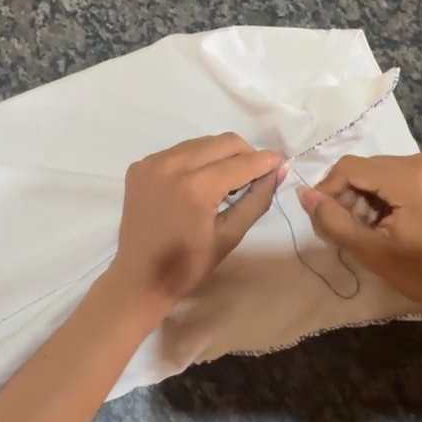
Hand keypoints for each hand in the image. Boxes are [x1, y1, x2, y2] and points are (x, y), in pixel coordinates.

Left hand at [112, 134, 284, 303]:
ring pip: (201, 143)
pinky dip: (195, 160)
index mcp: (196, 186)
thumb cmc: (188, 265)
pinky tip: (198, 183)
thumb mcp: (230, 235)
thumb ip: (257, 199)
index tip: (281, 163)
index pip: (242, 162)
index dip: (266, 161)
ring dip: (220, 156)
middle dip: (245, 155)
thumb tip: (280, 170)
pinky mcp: (140, 166)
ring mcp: (152, 163)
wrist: (139, 278)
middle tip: (254, 177)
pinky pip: (178, 151)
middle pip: (223, 142)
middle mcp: (172, 165)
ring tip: (226, 182)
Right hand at [297, 153, 421, 313]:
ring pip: (373, 173)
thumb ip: (333, 220)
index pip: (349, 168)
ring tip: (365, 230)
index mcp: (410, 176)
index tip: (322, 220)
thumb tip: (304, 194)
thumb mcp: (371, 251)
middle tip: (345, 231)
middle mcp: (420, 160)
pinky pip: (389, 177)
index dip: (328, 190)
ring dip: (361, 198)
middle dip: (346, 197)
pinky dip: (377, 197)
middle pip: (361, 169)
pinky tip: (381, 222)